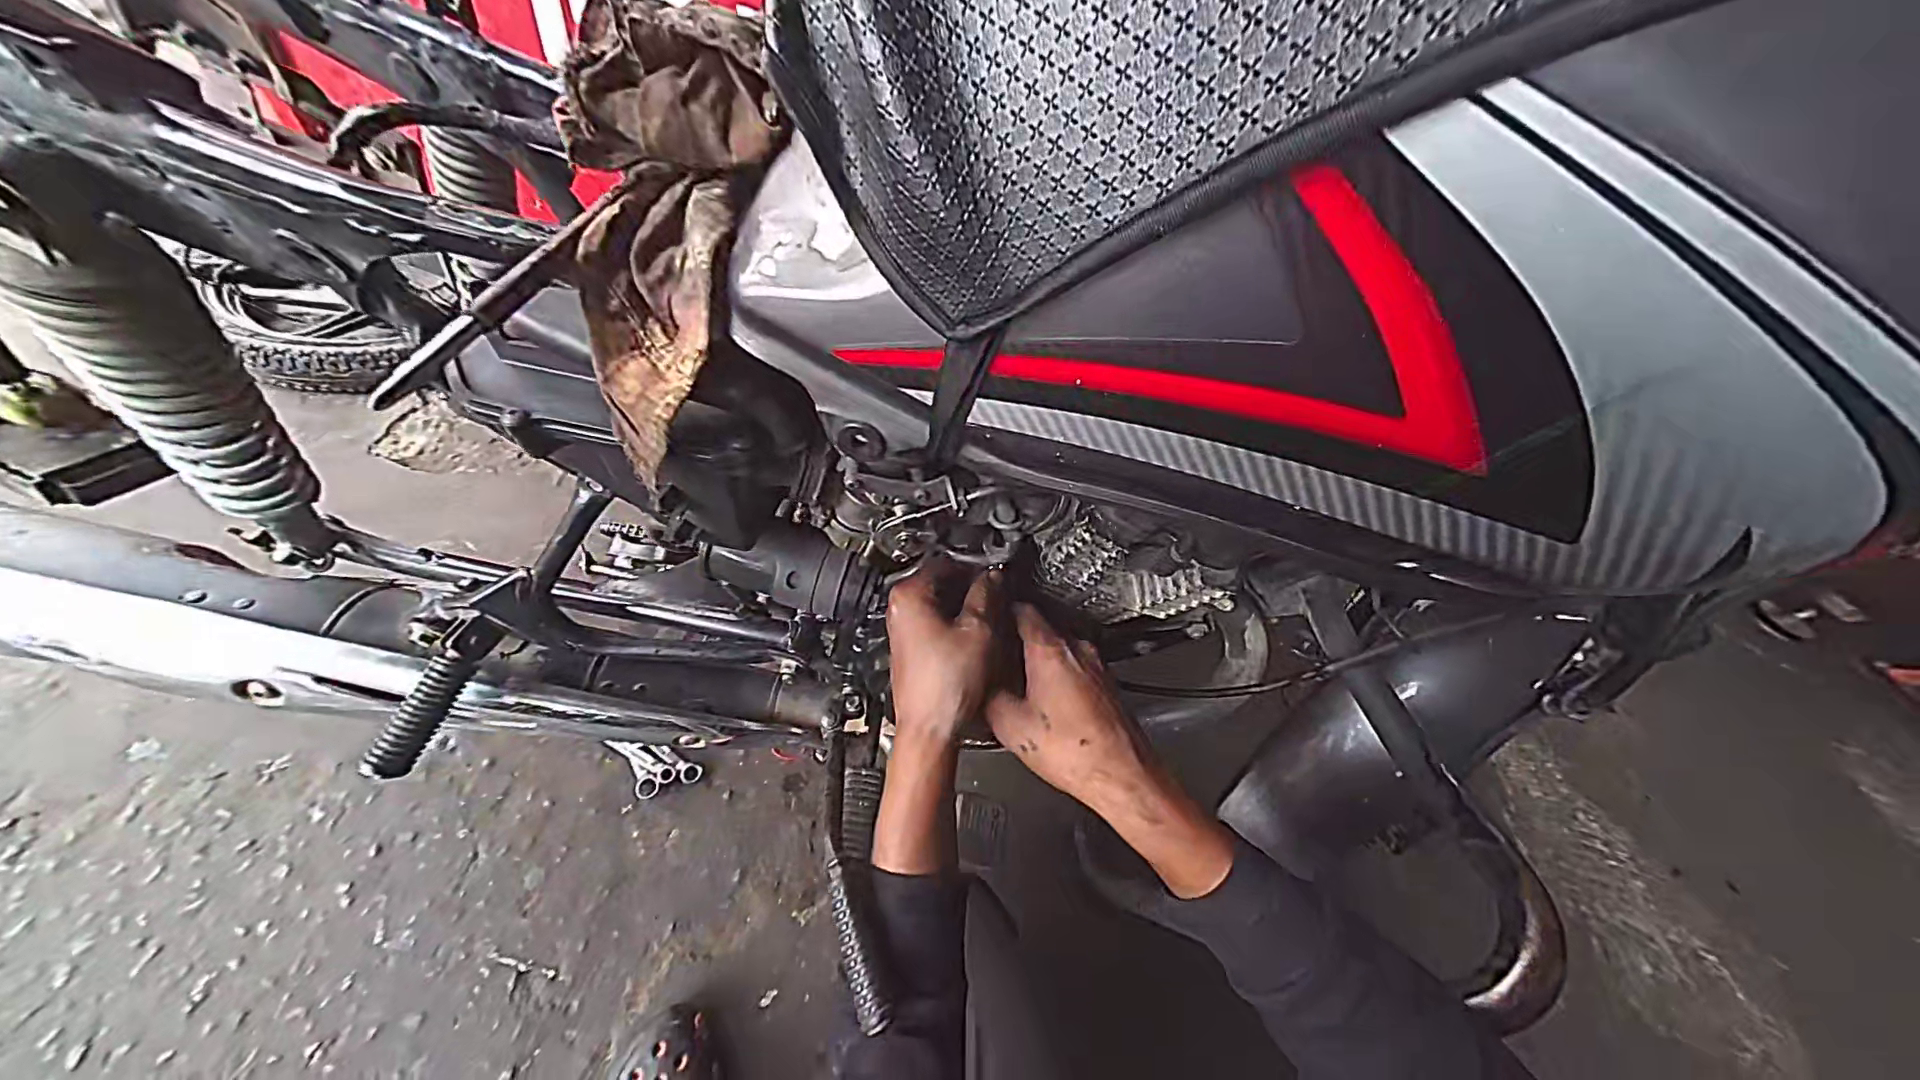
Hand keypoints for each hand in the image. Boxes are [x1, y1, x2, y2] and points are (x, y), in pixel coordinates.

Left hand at [885, 557, 1002, 748]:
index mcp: (907, 597)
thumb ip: (986, 596)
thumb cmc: (944, 687)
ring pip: (937, 604)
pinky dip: (953, 623)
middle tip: (992, 592)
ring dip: (961, 605)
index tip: (991, 571)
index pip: (943, 562)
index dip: (972, 565)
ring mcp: (902, 632)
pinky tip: (972, 636)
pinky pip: (934, 624)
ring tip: (986, 614)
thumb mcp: (978, 631)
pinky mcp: (910, 650)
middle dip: (967, 585)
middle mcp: (898, 611)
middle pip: (938, 582)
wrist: (929, 728)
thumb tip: (991, 578)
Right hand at [987, 604, 1233, 897]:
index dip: (1002, 609)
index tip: (991, 613)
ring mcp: (1096, 667)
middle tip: (997, 651)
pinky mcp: (1106, 685)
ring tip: (1019, 681)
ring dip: (1039, 659)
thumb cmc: (1077, 753)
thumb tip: (980, 688)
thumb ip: (989, 696)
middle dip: (1017, 637)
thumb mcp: (1010, 725)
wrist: (1122, 777)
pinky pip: (1075, 668)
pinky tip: (1048, 703)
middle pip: (1041, 627)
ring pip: (1059, 649)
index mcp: (1050, 650)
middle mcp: (1077, 651)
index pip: (1023, 609)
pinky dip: (1058, 675)